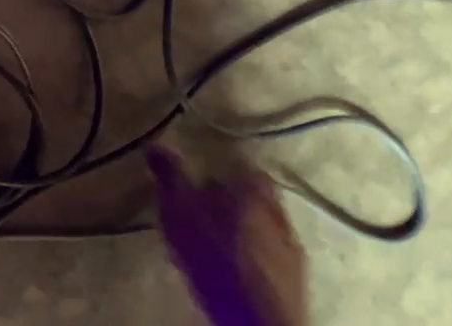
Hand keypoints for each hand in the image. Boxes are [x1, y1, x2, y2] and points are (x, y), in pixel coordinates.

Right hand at [147, 145, 305, 325]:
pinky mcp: (295, 278)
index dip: (224, 164)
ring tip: (214, 232)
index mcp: (255, 194)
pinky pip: (270, 250)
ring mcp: (293, 249)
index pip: (245, 166)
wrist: (258, 320)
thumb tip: (156, 143)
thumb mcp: (180, 212)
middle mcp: (280, 216)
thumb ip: (170, 177)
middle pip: (256, 195)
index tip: (203, 169)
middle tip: (202, 201)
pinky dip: (252, 248)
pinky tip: (232, 258)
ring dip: (242, 223)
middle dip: (231, 196)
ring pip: (264, 223)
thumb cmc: (216, 258)